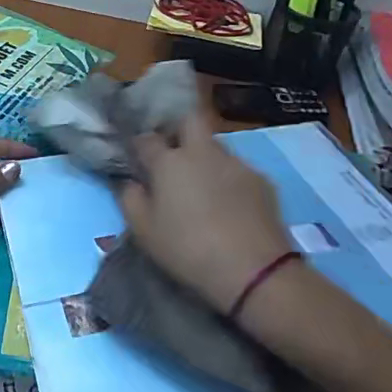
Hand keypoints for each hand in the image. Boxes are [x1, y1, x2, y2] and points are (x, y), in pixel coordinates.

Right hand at [118, 110, 292, 313]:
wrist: (254, 271)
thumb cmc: (187, 249)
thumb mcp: (143, 230)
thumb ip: (129, 199)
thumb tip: (129, 182)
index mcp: (169, 162)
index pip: (146, 138)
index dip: (138, 145)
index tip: (135, 159)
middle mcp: (203, 153)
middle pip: (189, 120)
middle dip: (177, 130)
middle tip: (171, 157)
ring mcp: (236, 163)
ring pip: (215, 146)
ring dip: (203, 157)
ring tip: (200, 187)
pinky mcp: (262, 180)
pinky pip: (236, 169)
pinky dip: (226, 179)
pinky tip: (226, 205)